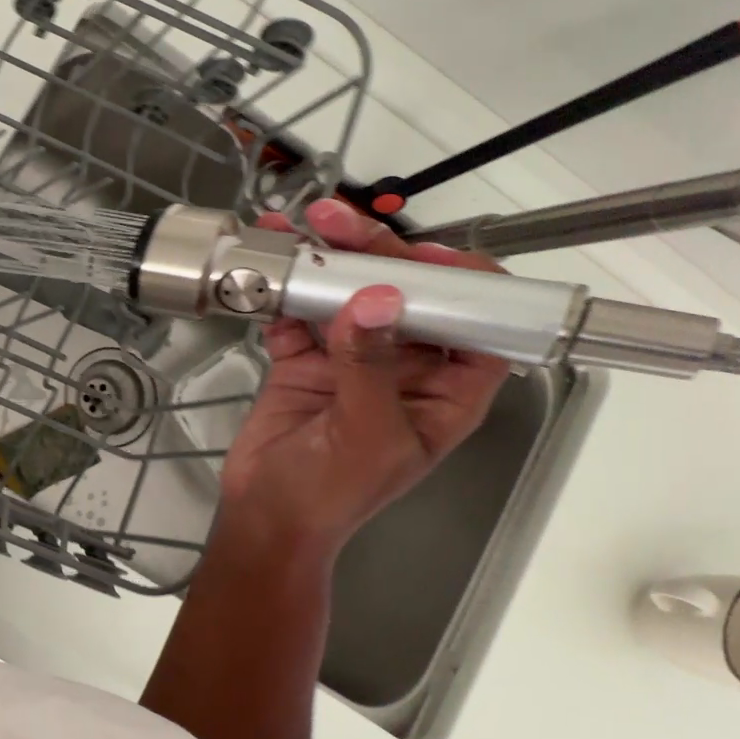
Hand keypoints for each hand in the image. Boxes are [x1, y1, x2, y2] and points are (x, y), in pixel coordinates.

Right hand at [218, 199, 510, 558]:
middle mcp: (404, 367)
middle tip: (335, 222)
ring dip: (324, 267)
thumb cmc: (331, 492)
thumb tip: (380, 299)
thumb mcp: (365, 433)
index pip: (476, 322)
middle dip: (374, 256)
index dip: (463, 282)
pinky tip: (268, 279)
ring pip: (347, 300)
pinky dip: (283, 297)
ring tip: (295, 233)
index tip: (424, 253)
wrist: (262, 515)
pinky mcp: (303, 363)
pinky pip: (299, 319)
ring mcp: (350, 362)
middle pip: (402, 297)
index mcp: (446, 389)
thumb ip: (371, 366)